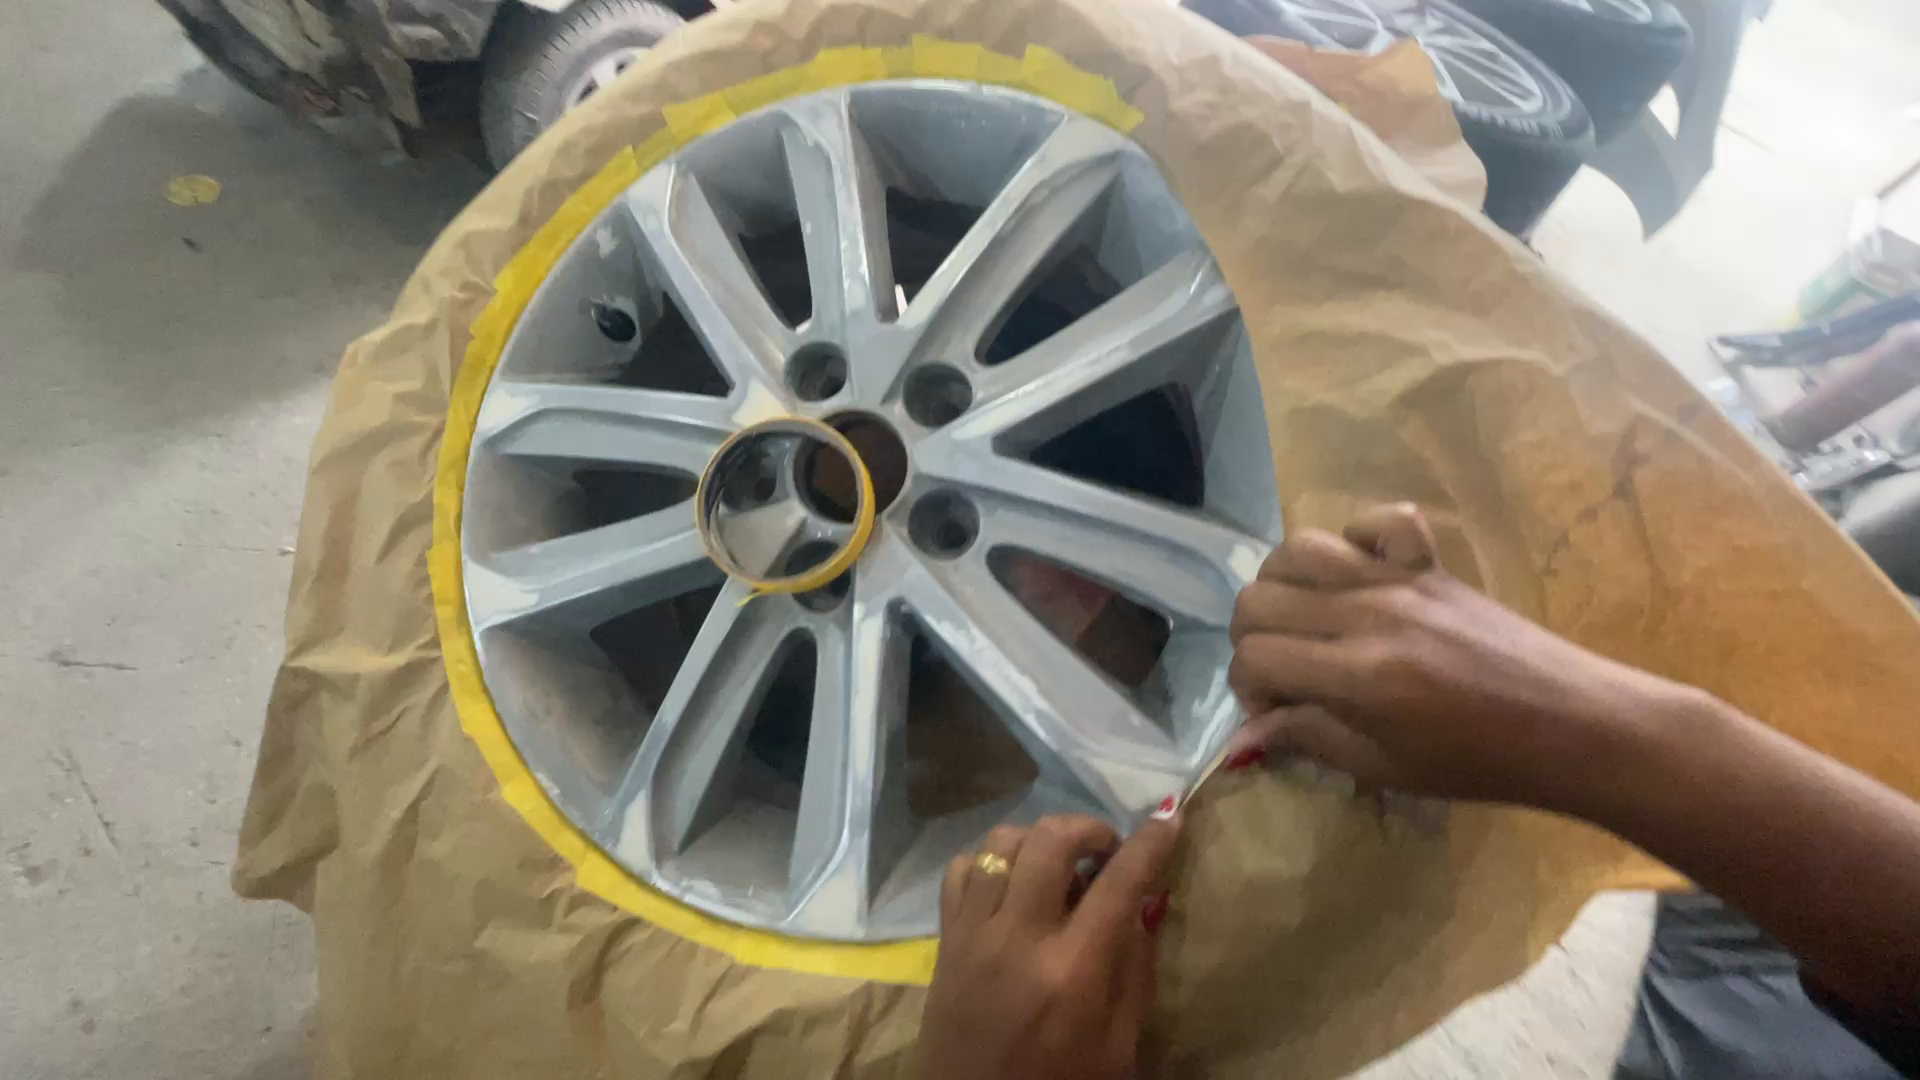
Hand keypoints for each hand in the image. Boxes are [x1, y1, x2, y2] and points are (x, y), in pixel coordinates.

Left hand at [915, 814, 1179, 1079]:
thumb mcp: (1118, 1049)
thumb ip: (1133, 969)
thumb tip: (1142, 900)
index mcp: (1073, 973)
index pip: (1119, 885)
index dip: (1149, 843)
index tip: (1168, 815)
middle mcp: (1019, 937)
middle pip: (1050, 839)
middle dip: (1088, 828)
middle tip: (1106, 851)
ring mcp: (974, 932)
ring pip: (1002, 841)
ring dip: (1039, 839)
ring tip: (1059, 865)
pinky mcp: (945, 937)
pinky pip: (962, 868)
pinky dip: (991, 859)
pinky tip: (1010, 881)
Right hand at [1226, 504, 1685, 809]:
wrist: (1579, 728)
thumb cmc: (1480, 762)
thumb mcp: (1383, 767)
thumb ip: (1305, 737)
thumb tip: (1246, 732)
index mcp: (1358, 675)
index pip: (1254, 657)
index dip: (1245, 686)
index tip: (1271, 709)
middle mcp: (1369, 615)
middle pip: (1259, 598)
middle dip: (1249, 637)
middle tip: (1279, 667)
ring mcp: (1401, 581)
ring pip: (1299, 549)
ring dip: (1282, 584)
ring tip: (1302, 616)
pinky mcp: (1430, 564)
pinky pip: (1379, 521)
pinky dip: (1356, 537)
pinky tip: (1359, 573)